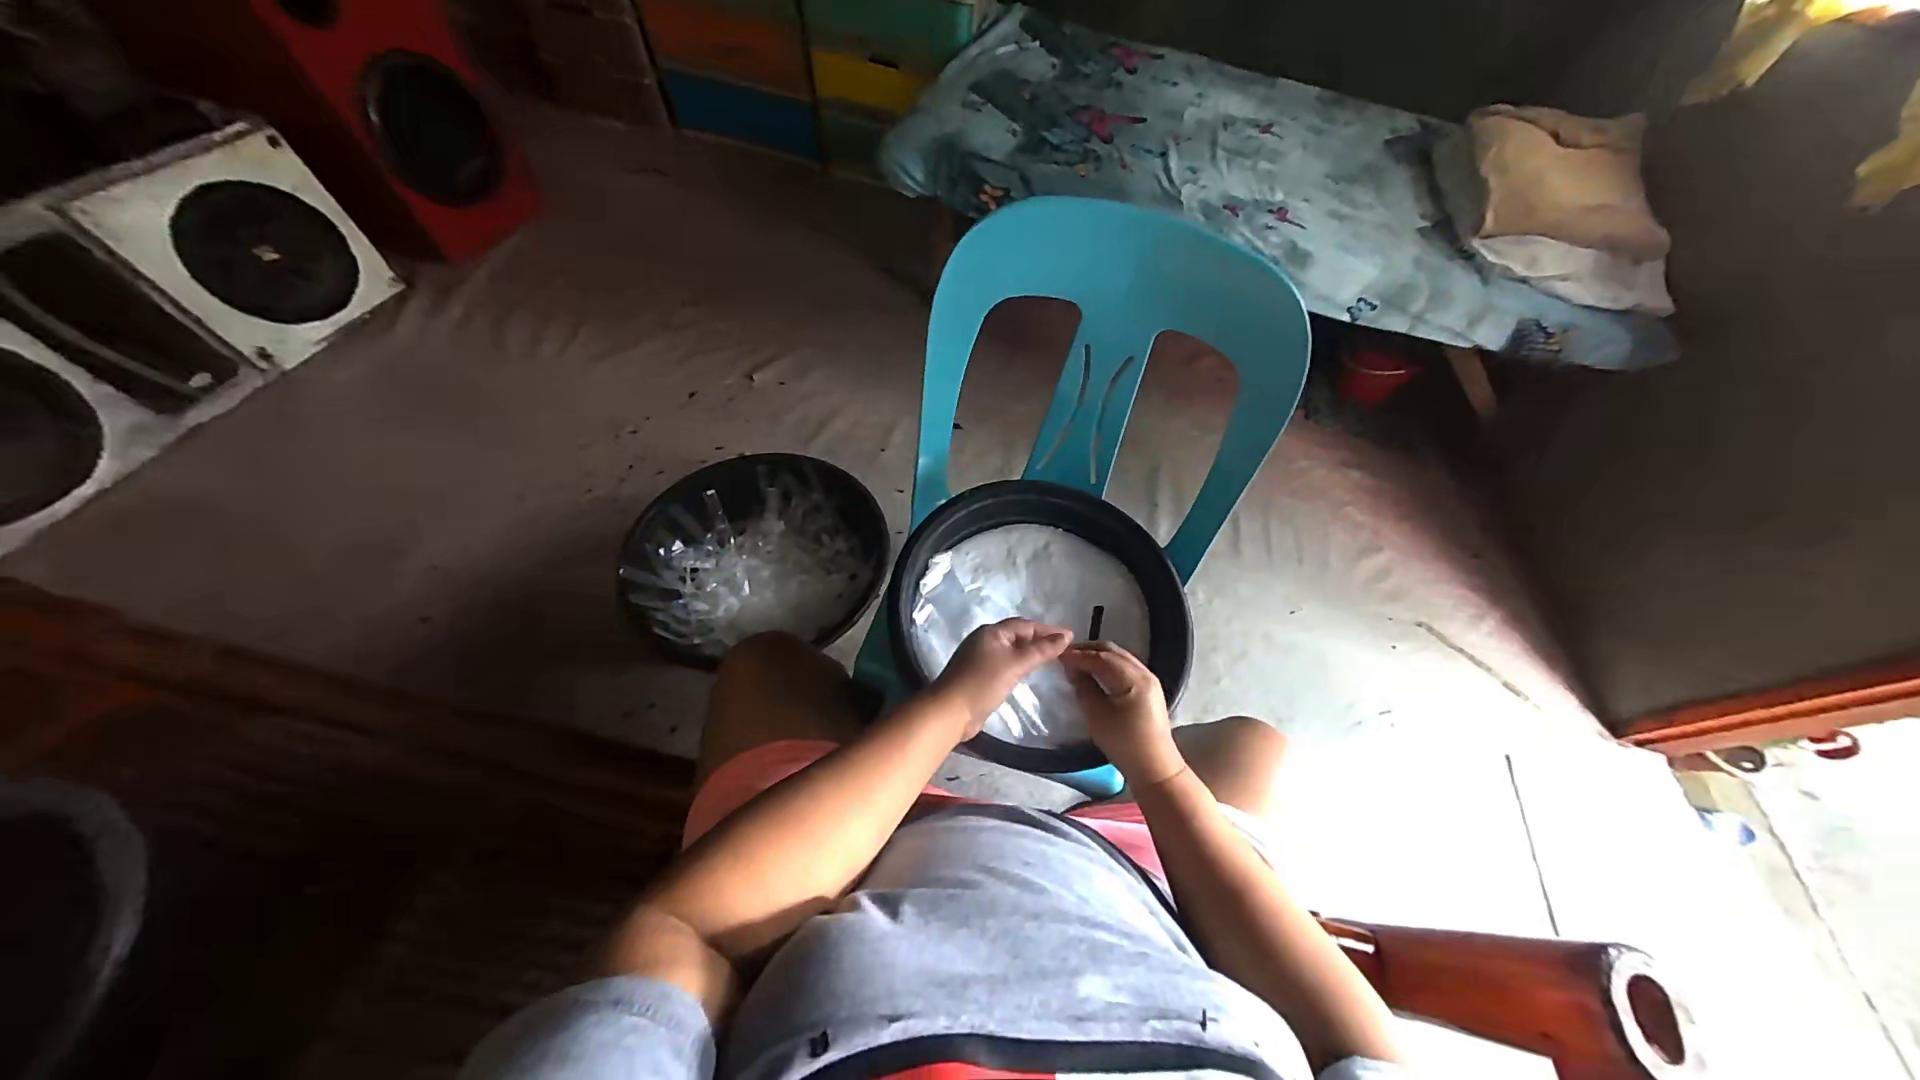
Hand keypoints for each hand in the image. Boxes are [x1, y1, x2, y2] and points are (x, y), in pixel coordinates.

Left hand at [933, 618, 1073, 734]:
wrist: (950, 711)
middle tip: (1064, 646)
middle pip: (1017, 635)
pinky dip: (1020, 664)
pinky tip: (1029, 671)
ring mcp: (980, 658)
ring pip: (1011, 650)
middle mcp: (985, 641)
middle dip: (1040, 639)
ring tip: (1052, 658)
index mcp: (991, 632)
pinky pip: (1006, 663)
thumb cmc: (982, 683)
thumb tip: (1066, 636)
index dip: (1048, 630)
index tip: (1070, 636)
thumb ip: (1041, 650)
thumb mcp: (1015, 664)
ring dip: (1030, 651)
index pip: (1025, 625)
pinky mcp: (980, 675)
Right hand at [1059, 642, 1183, 786]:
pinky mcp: (1148, 689)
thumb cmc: (1124, 743)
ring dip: (1097, 656)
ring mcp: (1149, 680)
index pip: (1101, 658)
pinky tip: (1094, 672)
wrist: (1155, 768)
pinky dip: (1107, 665)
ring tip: (1077, 663)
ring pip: (1119, 657)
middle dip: (1087, 650)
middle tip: (1065, 655)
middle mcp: (1144, 673)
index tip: (1057, 654)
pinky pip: (1124, 667)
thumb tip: (1072, 669)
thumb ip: (1083, 688)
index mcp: (1133, 679)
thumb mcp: (1097, 716)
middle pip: (1112, 651)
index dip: (1078, 655)